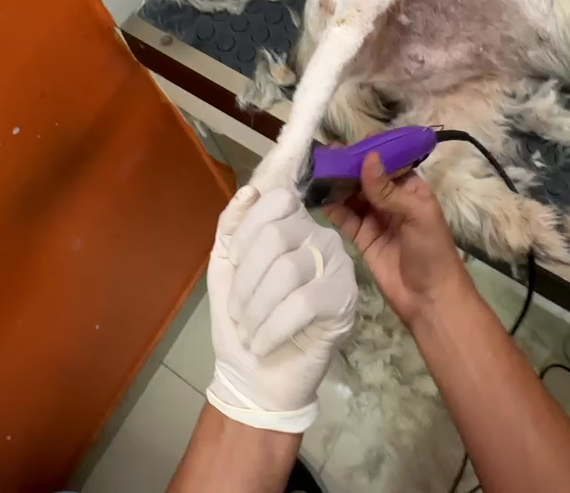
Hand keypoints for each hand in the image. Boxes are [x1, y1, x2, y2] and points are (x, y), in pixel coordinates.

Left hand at [204, 185, 356, 432]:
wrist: (256, 378)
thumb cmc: (240, 319)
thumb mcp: (224, 267)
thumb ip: (231, 225)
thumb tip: (248, 191)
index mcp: (291, 221)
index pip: (276, 199)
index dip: (247, 231)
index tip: (234, 262)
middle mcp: (318, 234)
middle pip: (276, 236)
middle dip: (246, 281)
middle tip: (238, 313)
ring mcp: (336, 263)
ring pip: (288, 270)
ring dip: (257, 308)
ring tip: (249, 332)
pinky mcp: (345, 297)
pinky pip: (304, 302)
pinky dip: (274, 326)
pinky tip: (263, 343)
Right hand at [325, 153, 473, 330]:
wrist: (429, 300)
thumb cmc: (432, 251)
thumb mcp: (417, 215)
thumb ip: (388, 189)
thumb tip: (368, 158)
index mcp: (410, 188)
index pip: (388, 162)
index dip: (370, 151)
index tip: (349, 143)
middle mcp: (390, 199)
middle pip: (366, 176)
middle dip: (348, 165)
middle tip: (326, 155)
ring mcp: (374, 217)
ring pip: (352, 194)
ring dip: (336, 183)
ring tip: (317, 171)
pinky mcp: (361, 237)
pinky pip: (344, 216)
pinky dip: (331, 206)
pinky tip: (318, 197)